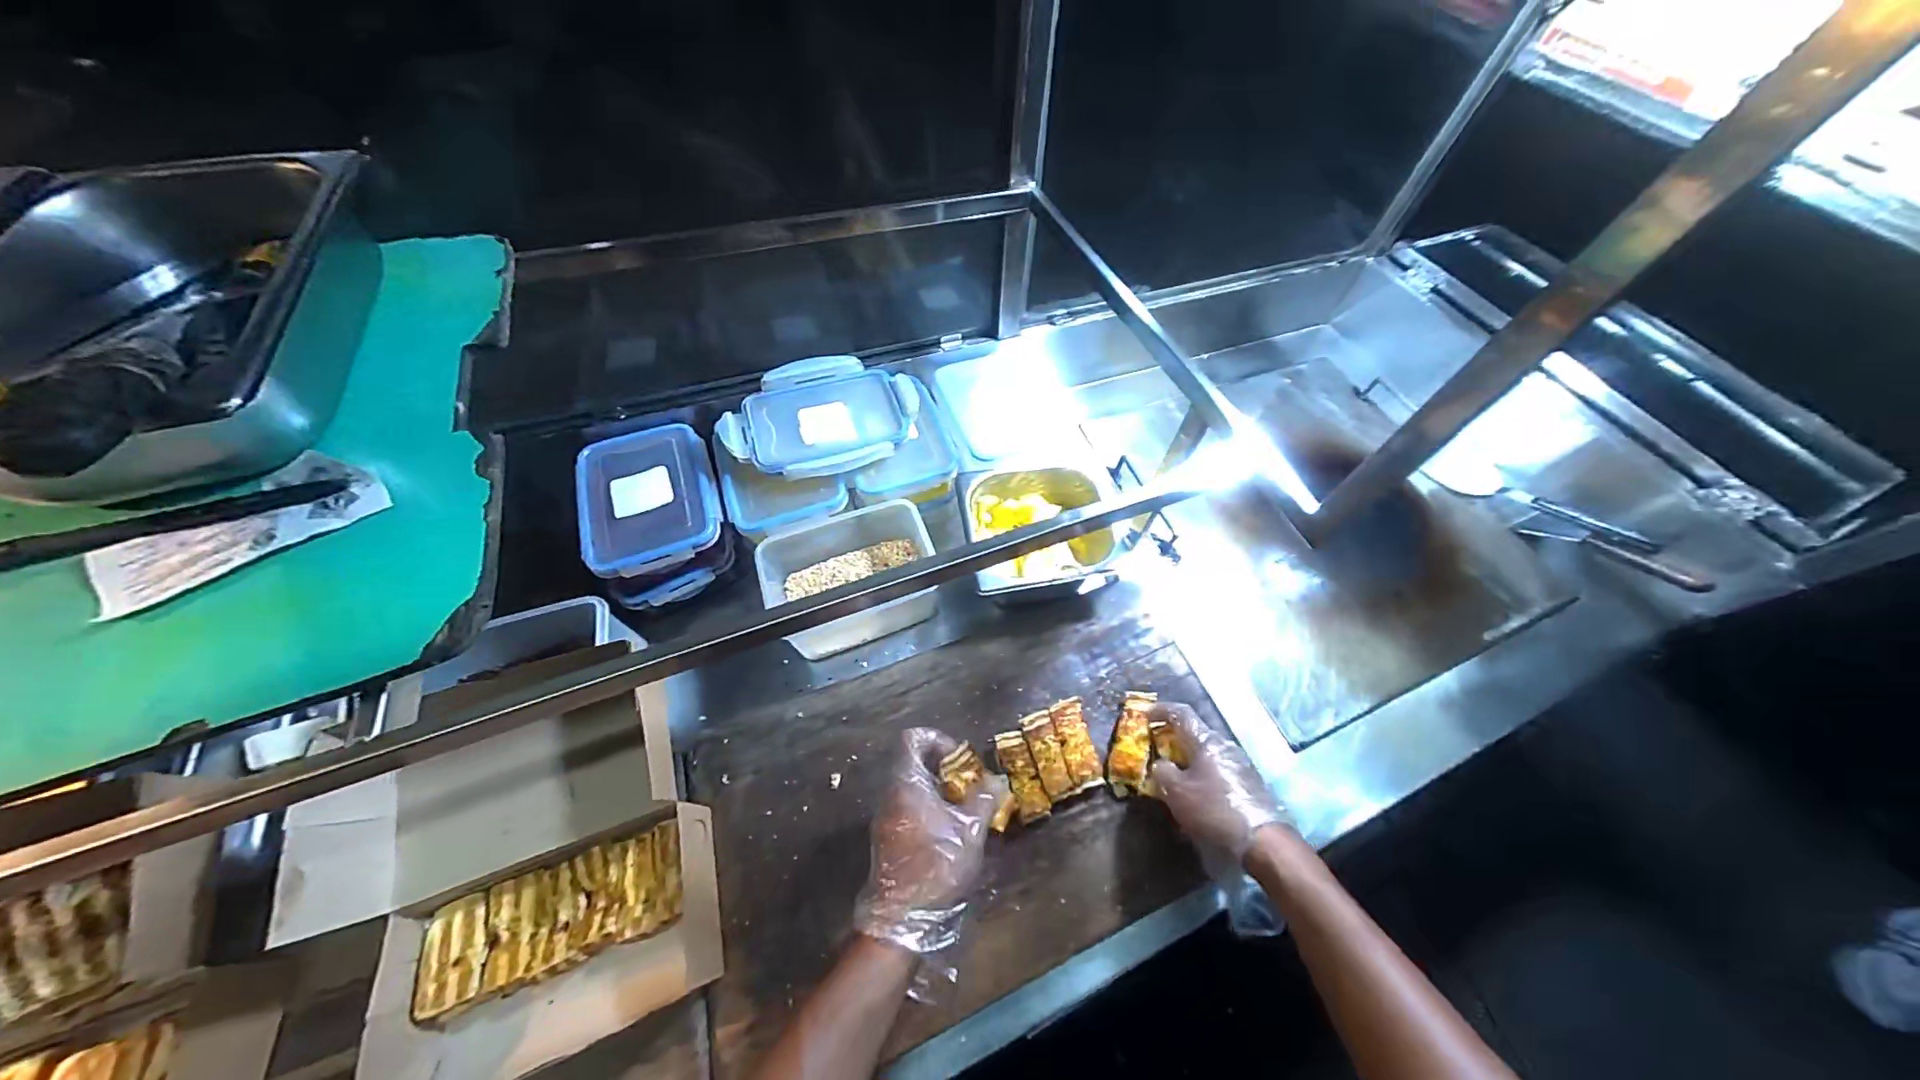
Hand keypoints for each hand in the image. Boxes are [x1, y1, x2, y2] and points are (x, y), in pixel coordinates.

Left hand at [853, 728, 1008, 953]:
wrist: (902, 918)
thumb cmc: (936, 865)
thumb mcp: (970, 830)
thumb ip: (984, 799)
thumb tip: (998, 780)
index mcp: (905, 784)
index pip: (912, 739)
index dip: (937, 739)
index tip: (960, 759)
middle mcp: (889, 794)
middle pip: (912, 762)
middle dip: (943, 768)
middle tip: (970, 784)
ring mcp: (885, 817)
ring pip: (910, 787)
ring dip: (937, 790)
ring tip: (964, 808)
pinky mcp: (887, 837)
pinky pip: (907, 807)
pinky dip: (928, 807)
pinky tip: (949, 830)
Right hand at [1148, 702, 1287, 859]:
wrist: (1263, 840)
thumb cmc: (1214, 809)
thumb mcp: (1176, 792)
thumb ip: (1162, 772)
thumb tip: (1161, 765)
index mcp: (1206, 741)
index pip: (1181, 713)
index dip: (1160, 710)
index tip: (1144, 715)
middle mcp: (1225, 745)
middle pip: (1194, 734)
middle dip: (1173, 739)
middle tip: (1155, 749)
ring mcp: (1240, 764)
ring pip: (1206, 754)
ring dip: (1187, 761)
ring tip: (1174, 777)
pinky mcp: (1249, 783)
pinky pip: (1217, 770)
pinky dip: (1201, 775)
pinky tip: (1196, 795)